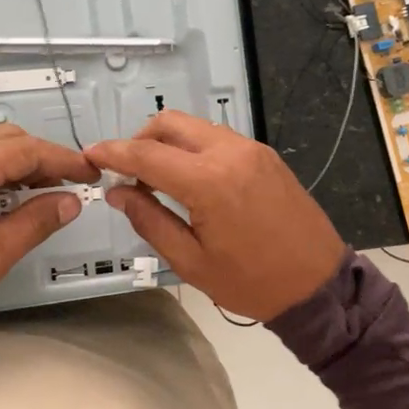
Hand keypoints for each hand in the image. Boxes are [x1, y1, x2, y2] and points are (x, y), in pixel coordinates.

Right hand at [87, 111, 345, 321]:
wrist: (318, 285)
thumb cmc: (252, 282)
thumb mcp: (191, 261)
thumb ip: (149, 220)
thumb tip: (119, 192)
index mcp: (208, 181)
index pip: (146, 154)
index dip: (112, 153)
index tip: (90, 156)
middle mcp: (230, 152)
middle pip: (170, 124)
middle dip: (140, 139)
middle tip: (126, 172)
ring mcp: (252, 150)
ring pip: (196, 127)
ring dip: (169, 142)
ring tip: (157, 180)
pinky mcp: (266, 155)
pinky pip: (219, 139)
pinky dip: (195, 148)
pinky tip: (191, 179)